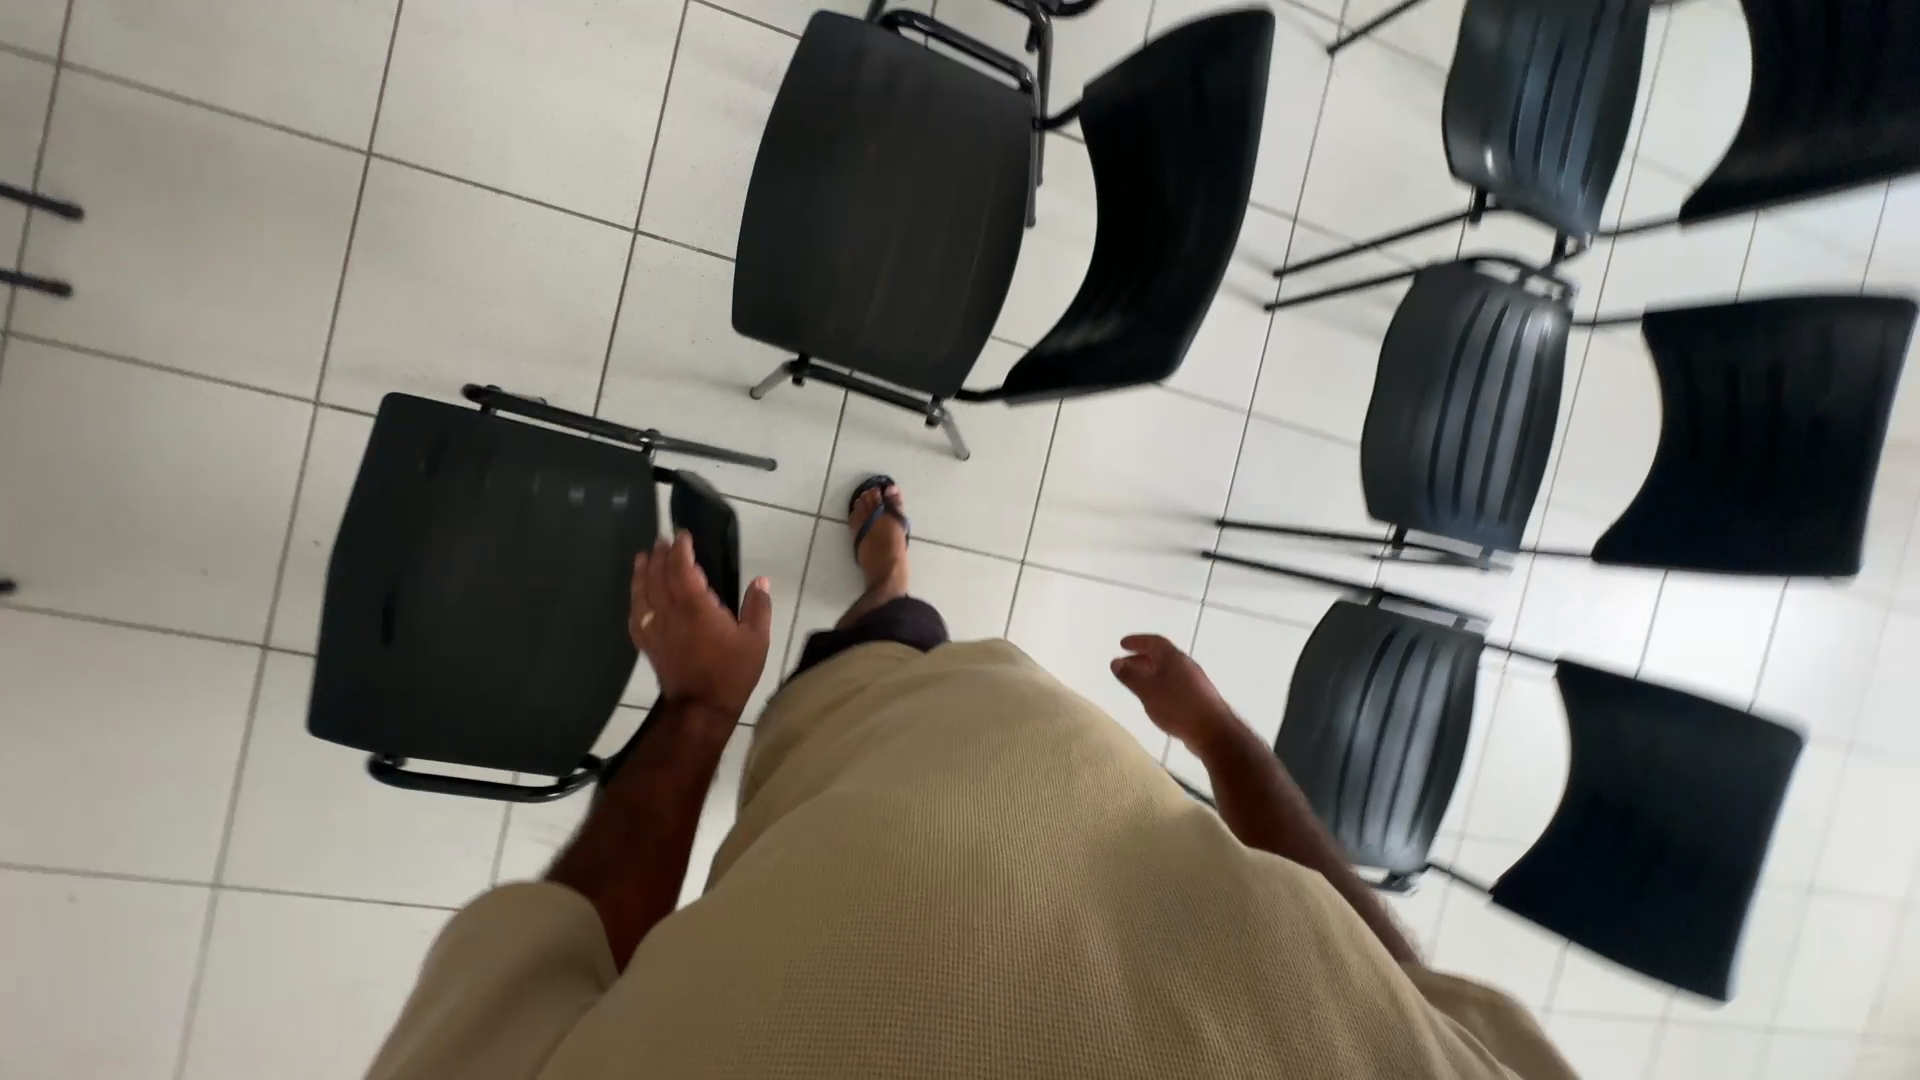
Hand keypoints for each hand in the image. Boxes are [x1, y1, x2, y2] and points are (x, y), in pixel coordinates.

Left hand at [629, 531, 773, 718]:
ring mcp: (655, 629)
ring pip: (642, 593)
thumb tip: (760, 581)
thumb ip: (758, 607)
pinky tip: (637, 597)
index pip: (681, 569)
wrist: (700, 708)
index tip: (683, 535)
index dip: (680, 549)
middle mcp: (670, 613)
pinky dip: (635, 600)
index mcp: (696, 608)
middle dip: (659, 555)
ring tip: (643, 557)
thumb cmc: (731, 672)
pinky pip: (636, 616)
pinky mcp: (648, 644)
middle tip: (662, 540)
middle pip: (657, 576)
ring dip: (642, 572)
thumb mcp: (757, 639)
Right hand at [1110, 634, 1239, 751]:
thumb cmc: (1178, 706)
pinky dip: (1160, 684)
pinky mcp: (1199, 697)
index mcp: (1174, 658)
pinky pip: (1174, 683)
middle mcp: (1186, 665)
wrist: (1213, 731)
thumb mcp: (1147, 690)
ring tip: (1137, 682)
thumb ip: (1130, 676)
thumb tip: (1115, 662)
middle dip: (1141, 657)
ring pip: (1168, 671)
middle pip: (1161, 655)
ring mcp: (1195, 682)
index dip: (1137, 641)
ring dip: (1150, 672)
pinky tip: (1155, 699)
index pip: (1154, 641)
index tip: (1122, 644)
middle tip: (1125, 663)